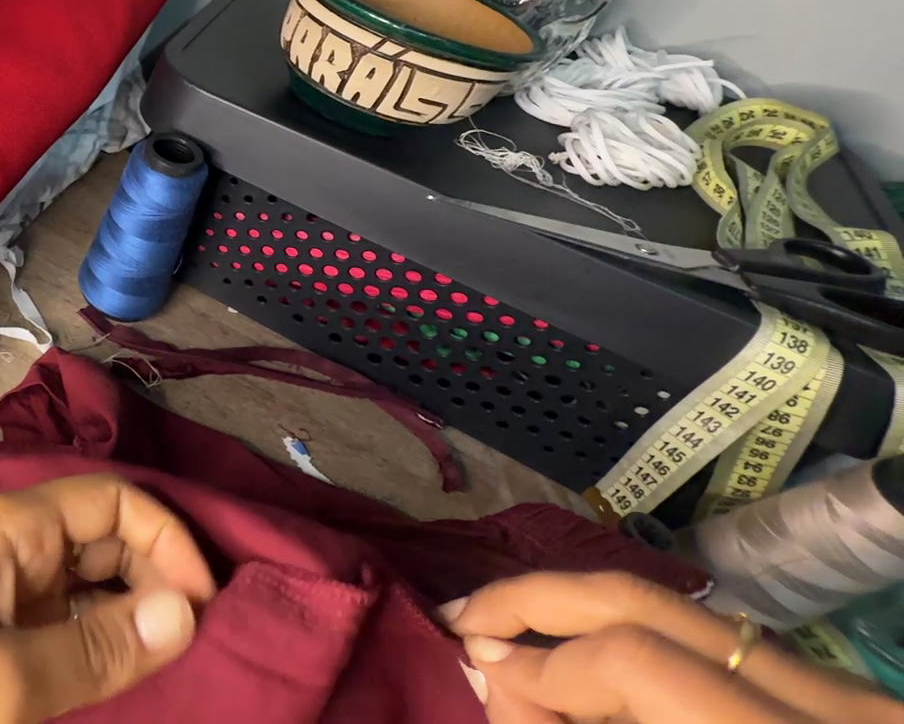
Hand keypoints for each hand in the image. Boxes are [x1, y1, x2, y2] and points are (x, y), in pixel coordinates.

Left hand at [0, 474, 216, 723]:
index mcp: (13, 526)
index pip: (114, 499)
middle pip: (105, 537)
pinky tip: (120, 687)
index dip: (169, 540)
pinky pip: (56, 630)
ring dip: (131, 619)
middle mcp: (9, 545)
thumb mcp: (1, 682)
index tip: (210, 612)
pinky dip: (94, 650)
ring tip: (181, 676)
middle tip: (211, 653)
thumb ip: (96, 646)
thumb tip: (188, 608)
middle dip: (158, 578)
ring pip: (85, 587)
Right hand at [440, 571, 901, 722]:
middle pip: (641, 600)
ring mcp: (847, 694)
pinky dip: (621, 635)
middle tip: (462, 616)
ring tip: (502, 623)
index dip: (542, 664)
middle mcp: (836, 708)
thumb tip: (498, 677)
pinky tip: (578, 652)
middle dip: (532, 601)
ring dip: (568, 609)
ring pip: (668, 605)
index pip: (638, 662)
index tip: (478, 672)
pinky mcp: (841, 693)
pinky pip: (701, 637)